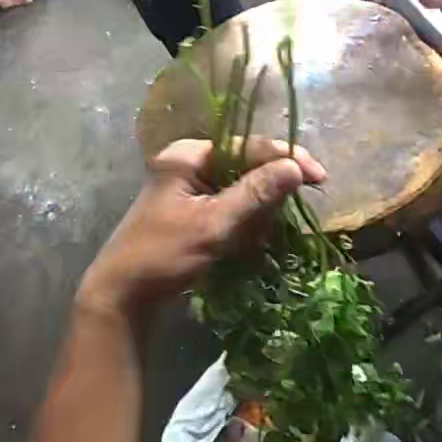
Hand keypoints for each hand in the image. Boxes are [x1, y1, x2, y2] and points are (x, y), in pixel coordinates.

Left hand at [77, 138, 327, 316]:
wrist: (123, 296)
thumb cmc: (163, 255)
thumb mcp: (213, 225)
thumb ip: (255, 194)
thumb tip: (296, 167)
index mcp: (189, 156)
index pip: (249, 146)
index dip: (287, 159)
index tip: (319, 178)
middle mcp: (192, 164)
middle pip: (249, 168)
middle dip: (265, 199)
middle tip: (265, 230)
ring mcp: (194, 188)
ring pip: (245, 192)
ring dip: (255, 218)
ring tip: (248, 245)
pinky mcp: (197, 211)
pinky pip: (234, 209)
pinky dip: (244, 227)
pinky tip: (242, 248)